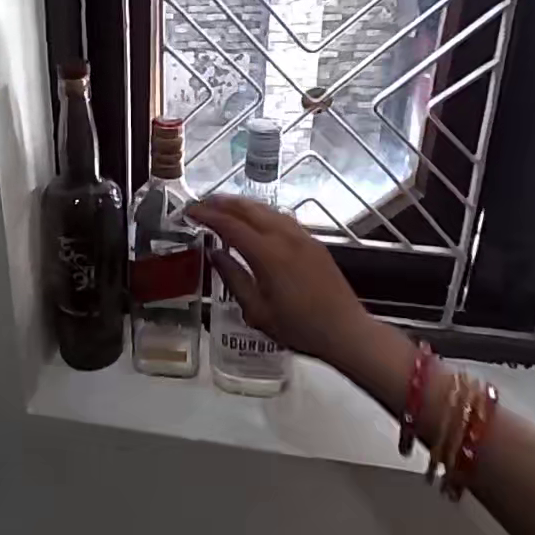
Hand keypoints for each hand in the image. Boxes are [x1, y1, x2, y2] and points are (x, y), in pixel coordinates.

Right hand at [186, 196, 376, 366]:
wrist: (346, 331)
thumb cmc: (299, 328)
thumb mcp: (257, 311)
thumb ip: (233, 278)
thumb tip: (214, 253)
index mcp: (267, 253)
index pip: (229, 224)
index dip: (207, 215)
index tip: (189, 212)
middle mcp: (284, 236)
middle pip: (247, 208)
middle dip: (221, 202)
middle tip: (201, 204)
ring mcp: (301, 235)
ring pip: (265, 208)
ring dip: (241, 204)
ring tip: (222, 206)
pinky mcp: (312, 241)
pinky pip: (280, 216)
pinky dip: (260, 211)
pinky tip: (254, 218)